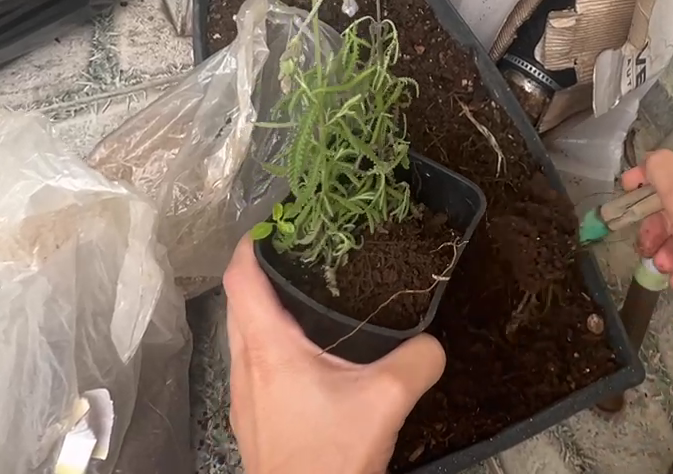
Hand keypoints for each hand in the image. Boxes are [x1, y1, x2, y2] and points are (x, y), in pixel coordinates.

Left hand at [223, 237, 444, 473]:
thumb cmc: (331, 457)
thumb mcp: (386, 402)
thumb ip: (417, 360)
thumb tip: (434, 341)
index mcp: (269, 348)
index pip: (241, 278)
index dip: (252, 243)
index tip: (276, 222)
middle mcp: (247, 365)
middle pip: (238, 300)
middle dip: (262, 269)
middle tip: (301, 250)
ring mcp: (244, 396)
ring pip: (242, 332)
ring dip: (263, 306)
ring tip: (304, 291)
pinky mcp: (251, 419)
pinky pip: (252, 360)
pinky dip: (268, 338)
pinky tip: (306, 349)